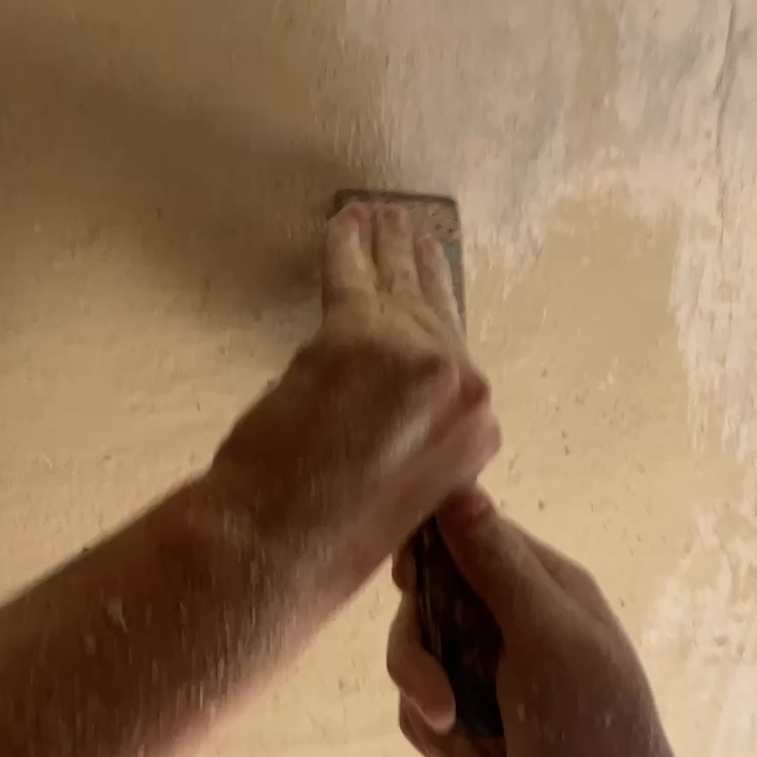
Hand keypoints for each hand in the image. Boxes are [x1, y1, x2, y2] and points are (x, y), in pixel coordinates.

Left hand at [206, 202, 501, 599]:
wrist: (279, 543)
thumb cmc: (328, 530)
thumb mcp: (397, 482)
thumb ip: (410, 428)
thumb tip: (390, 389)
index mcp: (476, 431)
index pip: (456, 353)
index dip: (438, 312)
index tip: (430, 278)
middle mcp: (463, 387)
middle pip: (435, 309)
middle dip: (419, 265)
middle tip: (415, 228)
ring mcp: (417, 357)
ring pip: (397, 285)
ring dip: (386, 244)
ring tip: (384, 213)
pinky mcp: (360, 335)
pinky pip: (351, 274)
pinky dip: (344, 244)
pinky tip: (346, 219)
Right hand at [388, 489, 708, 756]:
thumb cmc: (594, 745)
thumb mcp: (548, 645)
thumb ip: (497, 564)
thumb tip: (456, 481)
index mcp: (541, 585)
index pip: (463, 532)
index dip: (425, 552)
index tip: (408, 585)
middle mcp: (513, 618)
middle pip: (427, 600)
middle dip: (422, 657)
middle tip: (440, 704)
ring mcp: (491, 671)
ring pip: (417, 656)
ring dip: (433, 713)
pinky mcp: (473, 719)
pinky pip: (422, 707)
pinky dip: (441, 745)